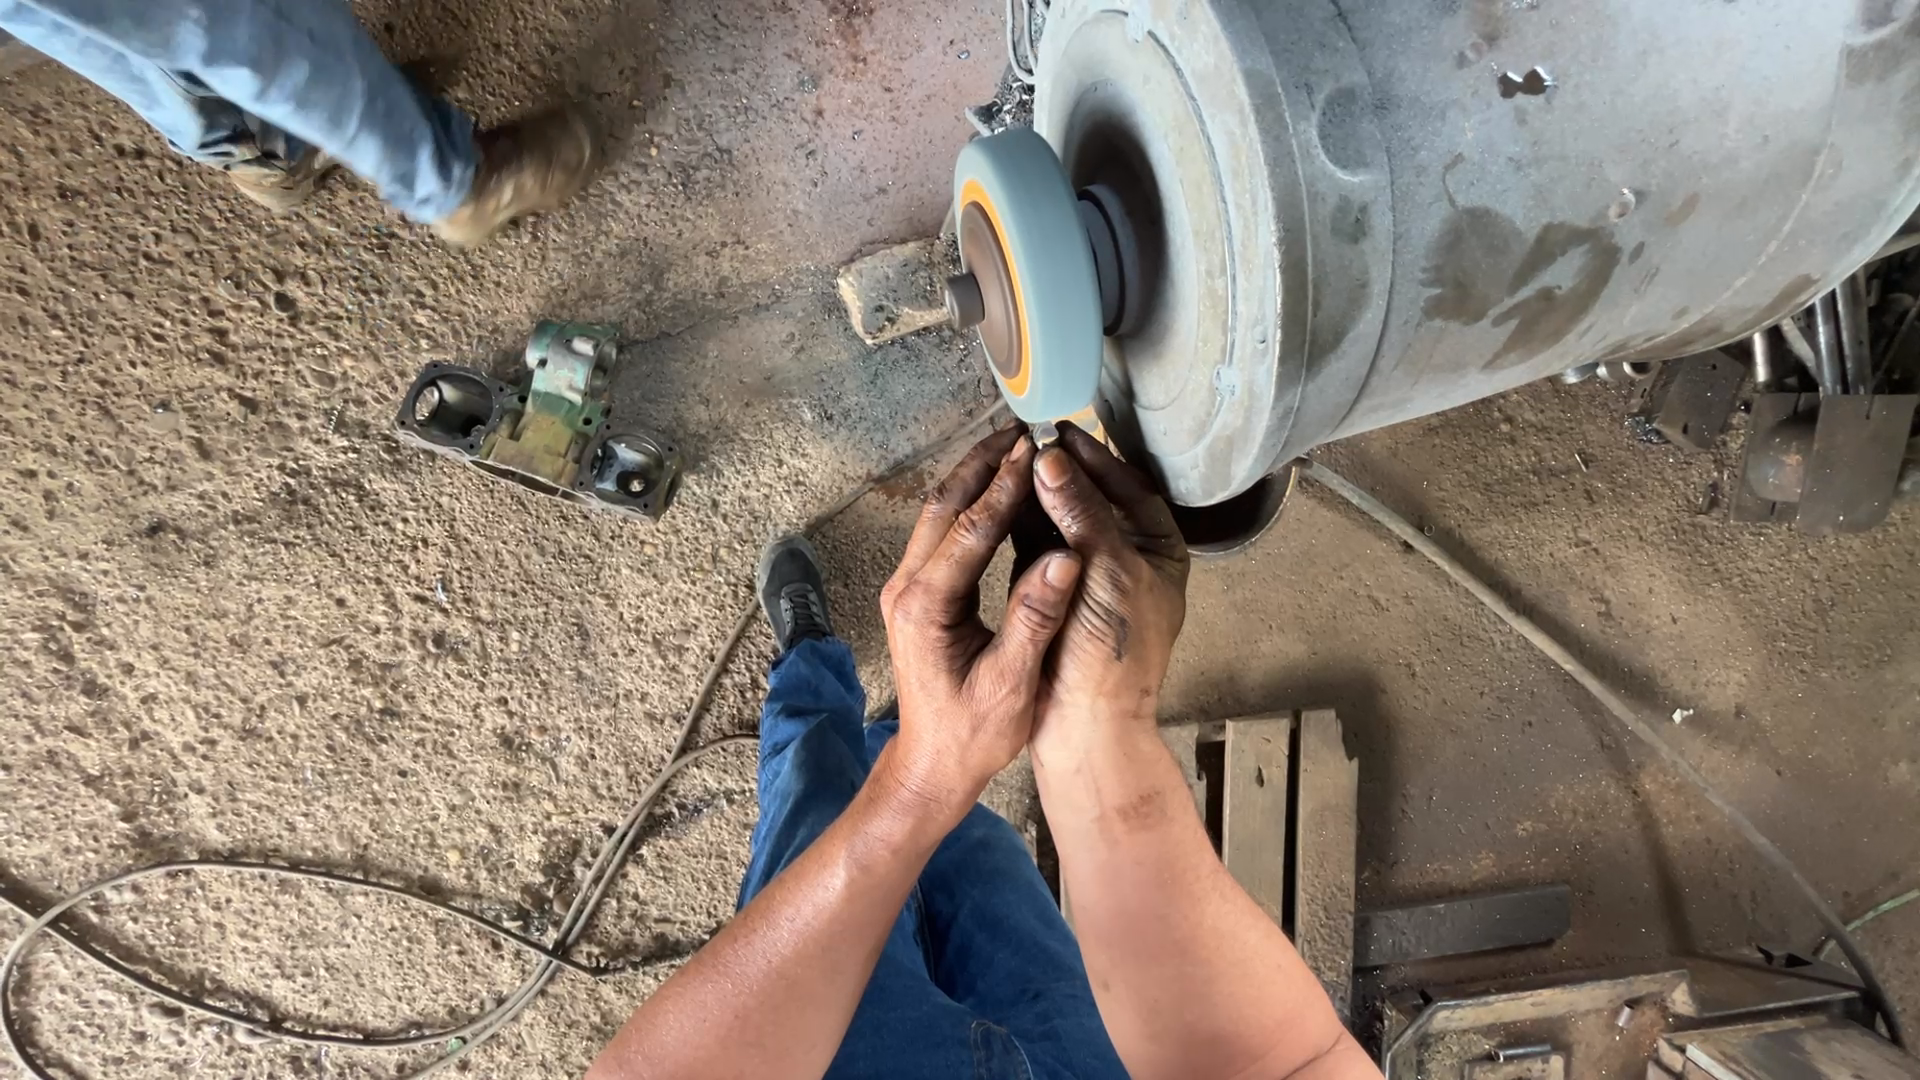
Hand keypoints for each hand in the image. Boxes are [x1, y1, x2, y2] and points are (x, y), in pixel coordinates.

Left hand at [879, 425, 1085, 809]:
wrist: (931, 763)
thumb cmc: (972, 734)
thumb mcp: (1010, 685)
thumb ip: (1034, 619)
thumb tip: (1066, 557)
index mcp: (926, 606)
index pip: (971, 529)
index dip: (1005, 486)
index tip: (1035, 448)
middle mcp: (907, 587)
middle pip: (944, 506)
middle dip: (983, 465)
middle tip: (1021, 429)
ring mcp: (907, 588)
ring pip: (938, 515)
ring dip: (974, 478)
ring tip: (1011, 447)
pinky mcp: (916, 594)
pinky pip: (942, 534)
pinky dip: (970, 504)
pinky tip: (998, 493)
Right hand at [1029, 423, 1189, 758]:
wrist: (1085, 723)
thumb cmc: (1114, 651)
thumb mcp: (1109, 572)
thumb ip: (1083, 512)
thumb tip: (1051, 458)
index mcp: (1156, 551)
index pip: (1129, 489)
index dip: (1097, 458)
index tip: (1063, 429)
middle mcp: (1123, 557)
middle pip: (1091, 500)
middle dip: (1061, 471)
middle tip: (1028, 438)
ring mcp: (1084, 574)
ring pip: (1060, 520)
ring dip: (1037, 493)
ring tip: (1010, 460)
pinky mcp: (1050, 589)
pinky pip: (1034, 546)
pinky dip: (1019, 522)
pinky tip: (1000, 498)